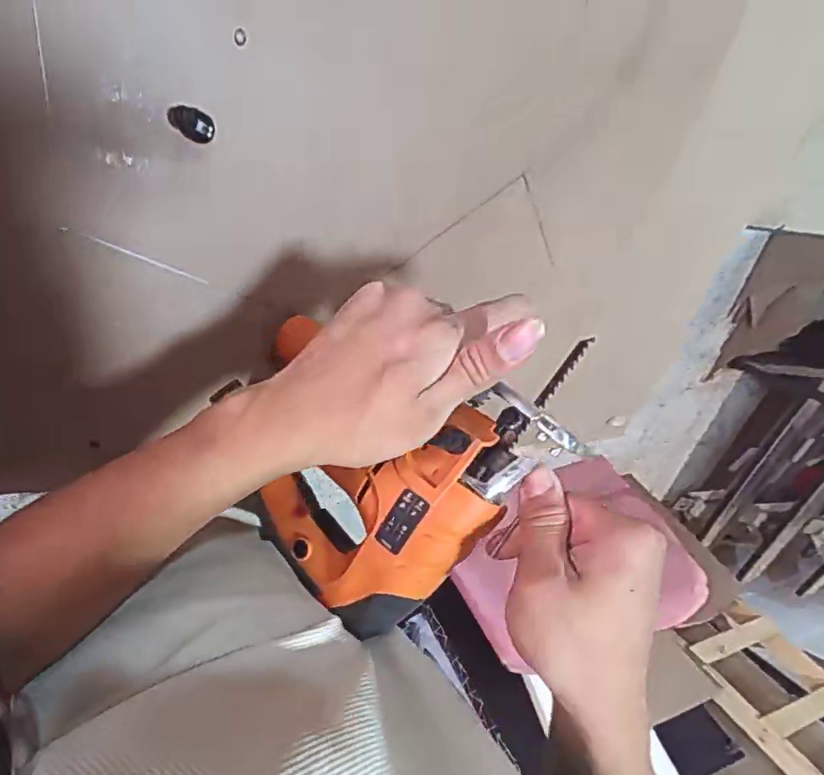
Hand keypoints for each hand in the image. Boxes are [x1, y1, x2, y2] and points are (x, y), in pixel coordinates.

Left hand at [241, 282, 543, 472]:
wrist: (292, 415)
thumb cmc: (361, 427)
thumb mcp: (427, 412)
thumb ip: (478, 367)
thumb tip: (531, 328)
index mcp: (443, 334)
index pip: (500, 317)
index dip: (501, 341)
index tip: (490, 359)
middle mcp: (418, 304)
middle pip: (455, 322)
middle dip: (446, 350)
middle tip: (415, 391)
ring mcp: (382, 299)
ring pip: (422, 316)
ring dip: (414, 341)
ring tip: (384, 381)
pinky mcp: (356, 303)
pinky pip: (392, 311)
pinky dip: (388, 331)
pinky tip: (367, 361)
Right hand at [501, 467, 666, 742]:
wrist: (599, 699)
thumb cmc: (566, 641)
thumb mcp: (540, 577)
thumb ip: (539, 522)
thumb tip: (537, 472)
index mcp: (626, 533)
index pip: (563, 498)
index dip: (528, 522)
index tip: (505, 553)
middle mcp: (645, 539)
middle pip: (575, 515)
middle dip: (538, 536)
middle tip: (512, 569)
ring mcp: (644, 562)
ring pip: (580, 536)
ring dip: (549, 553)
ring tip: (531, 586)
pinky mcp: (635, 581)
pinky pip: (593, 555)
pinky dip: (567, 567)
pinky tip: (553, 593)